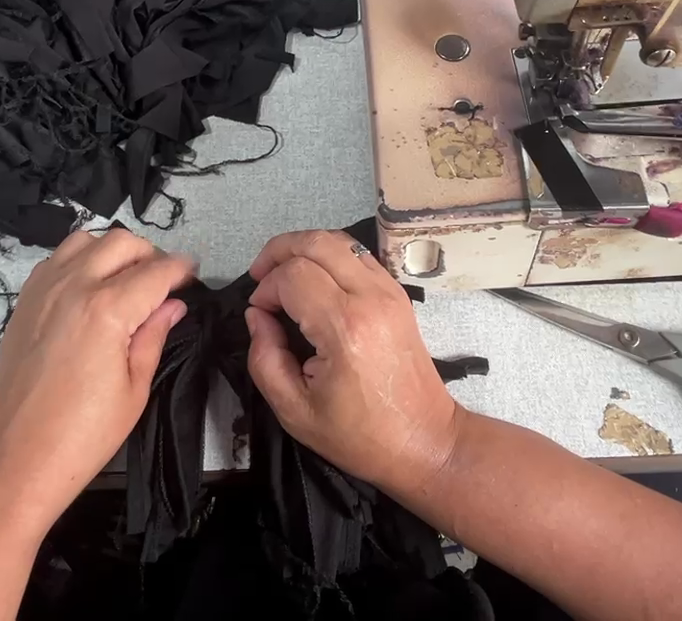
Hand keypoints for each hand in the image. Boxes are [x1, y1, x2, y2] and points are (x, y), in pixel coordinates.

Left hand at [0, 228, 194, 531]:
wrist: (10, 465)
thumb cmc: (81, 438)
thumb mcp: (134, 390)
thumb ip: (154, 336)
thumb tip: (173, 305)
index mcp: (108, 309)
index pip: (157, 271)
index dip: (182, 270)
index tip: (193, 275)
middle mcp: (74, 286)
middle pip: (123, 243)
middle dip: (151, 255)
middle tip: (164, 283)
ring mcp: (43, 290)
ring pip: (87, 240)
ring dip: (113, 251)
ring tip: (126, 280)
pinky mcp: (23, 302)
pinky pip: (56, 259)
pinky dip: (80, 260)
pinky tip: (89, 289)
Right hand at [243, 230, 463, 498]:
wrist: (424, 441)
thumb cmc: (359, 435)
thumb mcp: (295, 411)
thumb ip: (265, 359)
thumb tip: (257, 316)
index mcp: (344, 327)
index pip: (294, 276)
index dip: (266, 288)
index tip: (258, 313)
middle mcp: (370, 297)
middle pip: (317, 242)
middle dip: (279, 251)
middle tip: (260, 276)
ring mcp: (389, 290)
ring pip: (339, 240)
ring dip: (304, 247)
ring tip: (282, 272)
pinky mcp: (398, 293)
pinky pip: (358, 254)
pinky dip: (329, 255)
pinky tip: (314, 279)